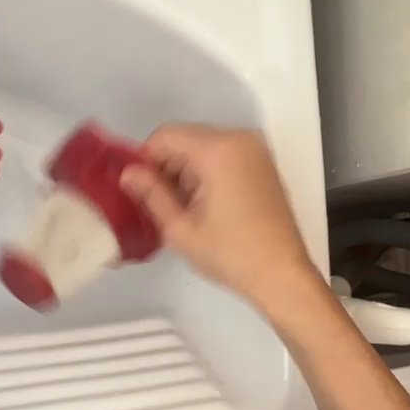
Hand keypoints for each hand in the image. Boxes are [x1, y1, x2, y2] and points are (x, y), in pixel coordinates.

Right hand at [118, 124, 315, 305]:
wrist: (282, 274)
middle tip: (157, 204)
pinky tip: (202, 206)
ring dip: (184, 171)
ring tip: (182, 210)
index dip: (144, 160)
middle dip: (165, 167)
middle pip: (184, 138)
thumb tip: (128, 174)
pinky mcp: (261, 163)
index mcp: (218, 150)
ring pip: (201, 147)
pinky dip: (204, 173)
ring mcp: (254, 150)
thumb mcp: (181, 228)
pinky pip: (220, 156)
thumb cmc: (232, 254)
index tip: (137, 189)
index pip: (165, 136)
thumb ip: (151, 194)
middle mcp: (239, 139)